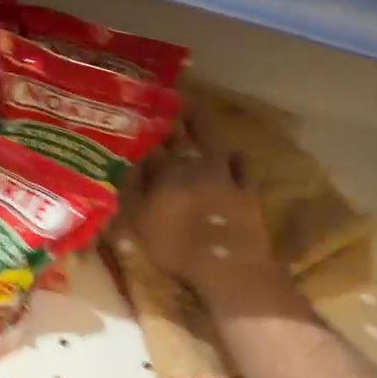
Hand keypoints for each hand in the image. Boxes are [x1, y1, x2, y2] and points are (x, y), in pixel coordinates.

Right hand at [130, 128, 275, 297]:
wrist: (226, 266)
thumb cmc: (175, 247)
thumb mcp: (138, 222)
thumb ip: (131, 191)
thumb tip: (129, 165)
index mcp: (166, 173)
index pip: (152, 150)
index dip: (145, 138)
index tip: (139, 128)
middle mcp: (195, 166)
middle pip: (183, 141)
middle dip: (174, 127)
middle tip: (171, 111)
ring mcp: (225, 176)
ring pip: (215, 145)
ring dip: (206, 130)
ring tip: (199, 118)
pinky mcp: (248, 191)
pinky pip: (243, 166)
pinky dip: (236, 159)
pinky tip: (234, 156)